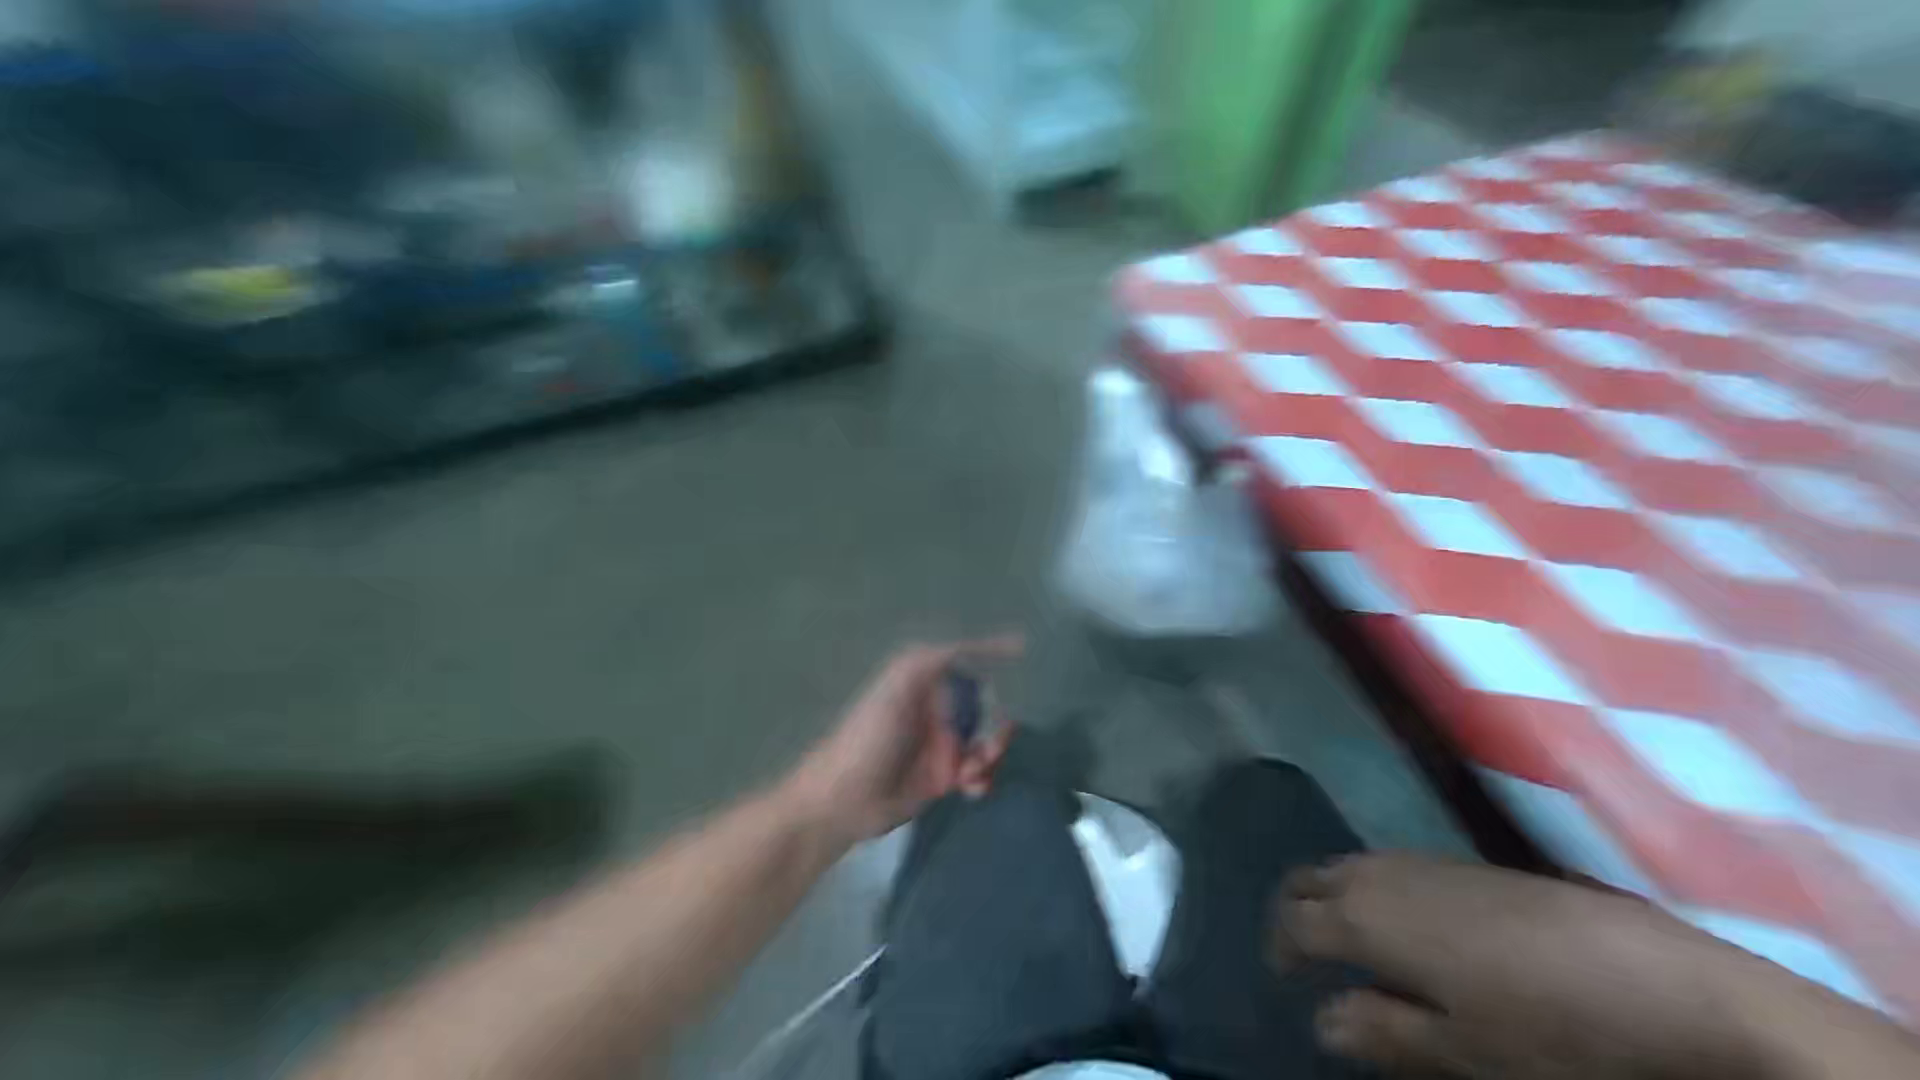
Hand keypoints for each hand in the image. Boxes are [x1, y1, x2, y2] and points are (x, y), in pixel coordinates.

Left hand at [785, 636, 1023, 842]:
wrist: (845, 798)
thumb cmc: (870, 736)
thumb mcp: (898, 686)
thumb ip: (933, 662)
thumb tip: (971, 645)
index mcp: (924, 684)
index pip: (965, 663)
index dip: (991, 655)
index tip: (1022, 650)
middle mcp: (936, 710)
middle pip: (984, 706)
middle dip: (996, 721)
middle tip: (994, 741)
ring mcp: (941, 745)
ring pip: (985, 740)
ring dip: (991, 752)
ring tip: (975, 770)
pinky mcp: (942, 778)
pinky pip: (977, 772)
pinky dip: (982, 777)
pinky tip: (973, 787)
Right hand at [1274, 854, 1882, 1079]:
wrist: (1665, 982)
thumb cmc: (1550, 1028)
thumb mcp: (1463, 1050)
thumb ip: (1381, 1030)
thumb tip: (1321, 1021)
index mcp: (1366, 920)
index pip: (1294, 923)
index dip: (1280, 949)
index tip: (1284, 978)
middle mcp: (1379, 877)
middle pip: (1310, 879)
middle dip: (1293, 909)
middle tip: (1300, 949)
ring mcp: (1420, 862)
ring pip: (1346, 865)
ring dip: (1331, 894)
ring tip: (1347, 935)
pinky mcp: (1461, 861)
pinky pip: (1386, 865)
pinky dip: (1370, 887)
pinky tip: (1405, 921)